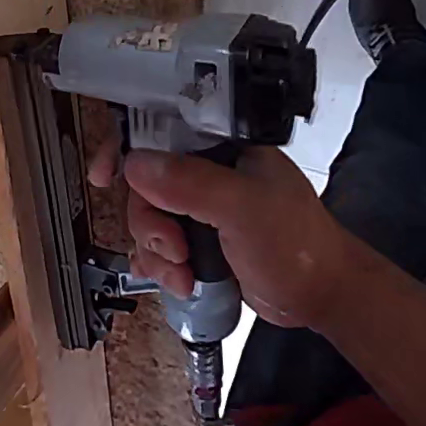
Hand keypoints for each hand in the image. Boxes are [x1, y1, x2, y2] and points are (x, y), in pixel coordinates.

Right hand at [90, 143, 363, 328]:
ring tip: (182, 271)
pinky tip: (178, 281)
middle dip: (149, 218)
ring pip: (148, 216)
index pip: (163, 128)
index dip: (128, 145)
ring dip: (156, 248)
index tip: (105, 173)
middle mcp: (207, 170)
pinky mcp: (197, 239)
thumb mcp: (244, 208)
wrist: (320, 297)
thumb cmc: (295, 242)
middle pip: (146, 181)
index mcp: (221, 145)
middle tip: (172, 246)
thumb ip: (191, 183)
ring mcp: (200, 206)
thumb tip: (135, 164)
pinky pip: (157, 246)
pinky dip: (159, 264)